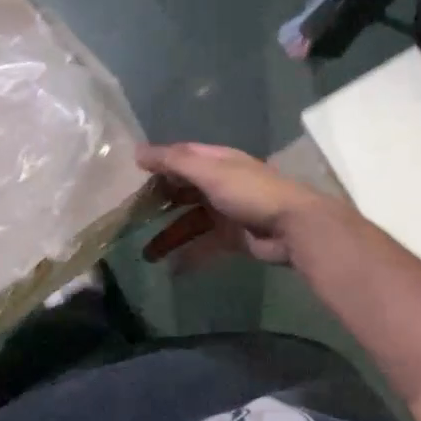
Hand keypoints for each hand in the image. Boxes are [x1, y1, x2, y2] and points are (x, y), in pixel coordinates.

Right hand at [136, 143, 344, 269]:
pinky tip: (171, 269)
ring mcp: (227, 212)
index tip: (126, 176)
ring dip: (169, 236)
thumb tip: (137, 152)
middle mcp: (220, 183)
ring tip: (145, 254)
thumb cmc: (251, 193)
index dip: (156, 165)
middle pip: (183, 191)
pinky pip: (205, 245)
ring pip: (191, 222)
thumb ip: (175, 162)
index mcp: (218, 162)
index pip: (181, 158)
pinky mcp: (234, 238)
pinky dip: (189, 255)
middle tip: (128, 218)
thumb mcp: (211, 172)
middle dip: (158, 203)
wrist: (293, 227)